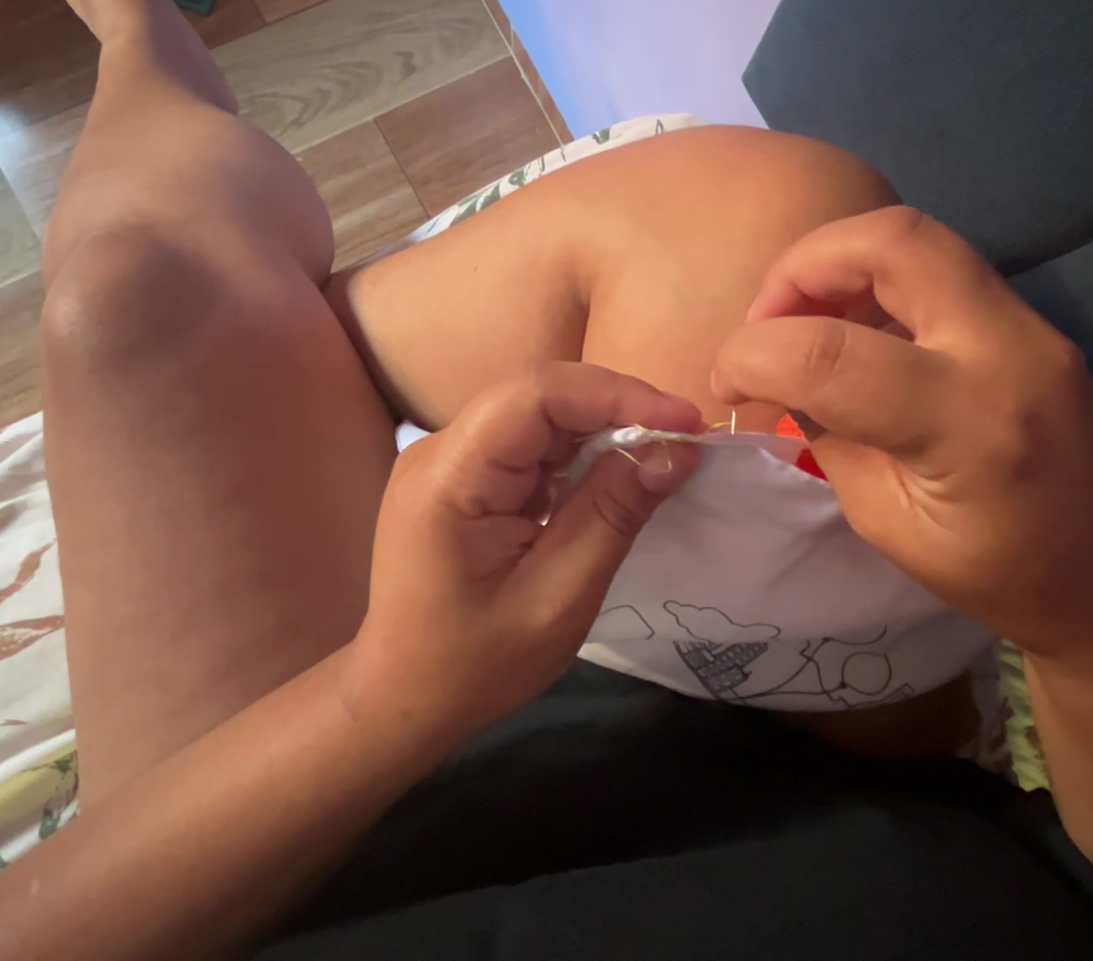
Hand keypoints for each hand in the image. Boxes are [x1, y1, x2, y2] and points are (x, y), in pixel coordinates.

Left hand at [340, 362, 701, 747]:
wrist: (406, 698)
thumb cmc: (476, 665)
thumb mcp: (558, 599)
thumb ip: (613, 515)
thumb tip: (677, 449)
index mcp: (449, 477)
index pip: (536, 394)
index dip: (617, 394)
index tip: (686, 422)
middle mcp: (442, 450)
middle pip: (540, 396)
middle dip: (619, 407)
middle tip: (685, 439)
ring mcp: (452, 461)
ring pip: (542, 415)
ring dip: (607, 428)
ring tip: (665, 454)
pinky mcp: (468, 477)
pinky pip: (534, 445)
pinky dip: (584, 453)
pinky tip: (619, 473)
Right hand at [711, 207, 1092, 656]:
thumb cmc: (998, 576)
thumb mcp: (887, 524)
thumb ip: (830, 439)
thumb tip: (780, 384)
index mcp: (968, 425)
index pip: (832, 355)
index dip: (753, 355)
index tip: (727, 384)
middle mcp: (1007, 351)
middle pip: (894, 240)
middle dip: (802, 264)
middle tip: (766, 320)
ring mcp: (1030, 327)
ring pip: (920, 239)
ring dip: (839, 264)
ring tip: (802, 322)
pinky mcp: (1031, 324)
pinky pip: (941, 270)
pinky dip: (876, 283)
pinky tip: (856, 333)